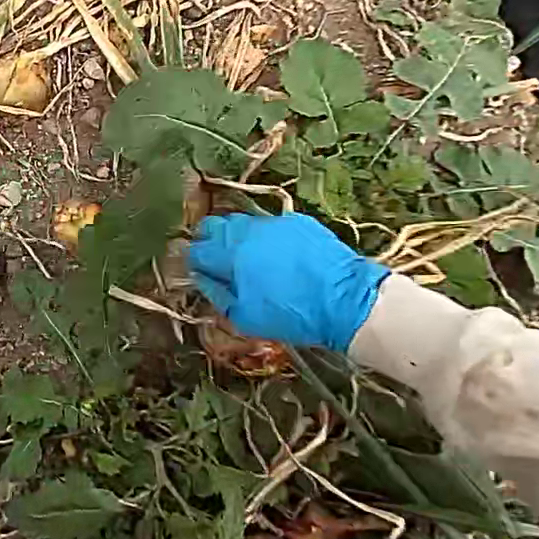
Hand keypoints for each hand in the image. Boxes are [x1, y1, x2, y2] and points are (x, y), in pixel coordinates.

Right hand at [189, 213, 389, 350]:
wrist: (346, 299)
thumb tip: (202, 278)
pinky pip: (269, 223)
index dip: (193, 261)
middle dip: (208, 241)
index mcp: (231, 255)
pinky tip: (275, 254)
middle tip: (217, 260)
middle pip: (213, 225)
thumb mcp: (246, 317)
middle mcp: (248, 231)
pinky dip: (264, 236)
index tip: (198, 270)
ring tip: (246, 256)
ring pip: (240, 221)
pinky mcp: (296, 221)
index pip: (197, 250)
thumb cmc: (292, 314)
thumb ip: (218, 295)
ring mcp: (273, 222)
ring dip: (235, 236)